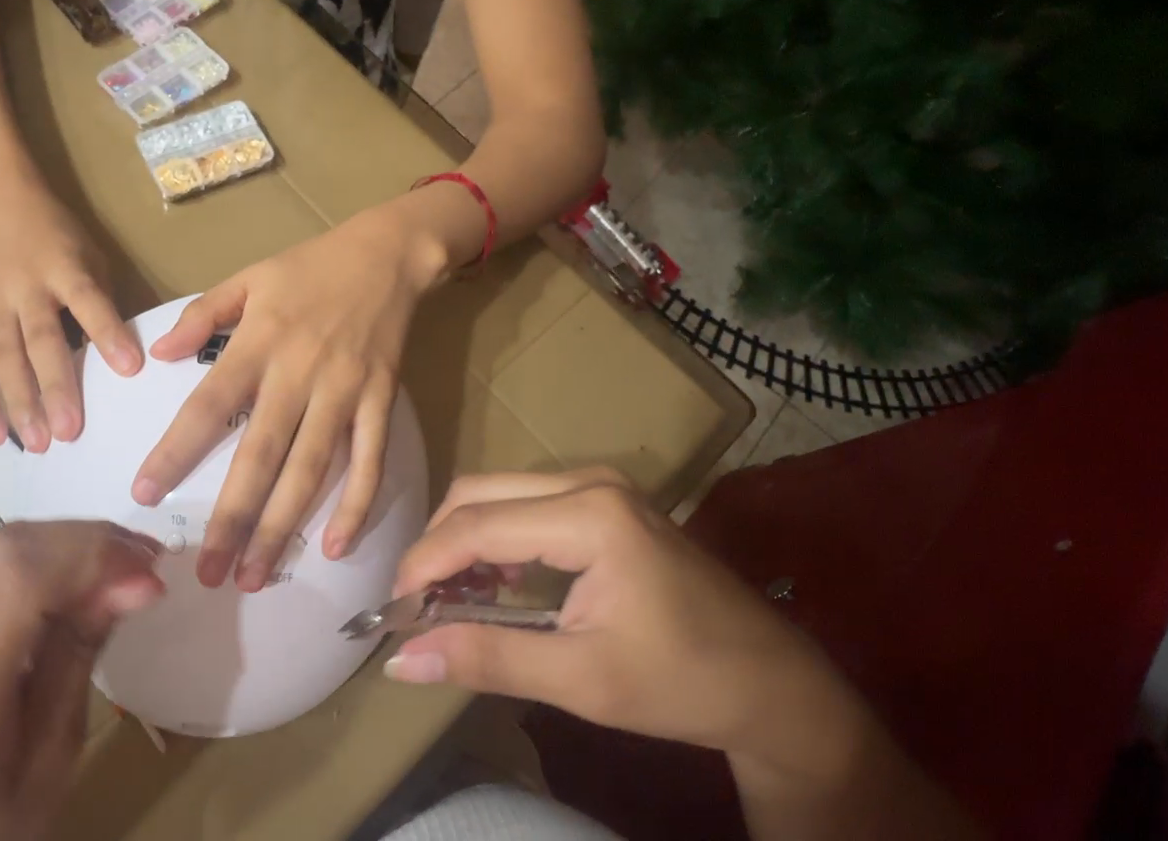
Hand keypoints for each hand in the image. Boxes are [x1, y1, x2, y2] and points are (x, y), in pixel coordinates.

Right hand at [0, 177, 141, 452]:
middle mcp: (26, 289)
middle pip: (39, 340)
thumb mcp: (89, 253)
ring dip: (19, 404)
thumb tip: (113, 353)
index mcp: (64, 268)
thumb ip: (99, 299)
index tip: (130, 369)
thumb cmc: (55, 231)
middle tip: (70, 431)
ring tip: (37, 444)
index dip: (107, 334)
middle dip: (54, 387)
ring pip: (4, 358)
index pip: (88, 302)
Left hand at [0, 521, 164, 840]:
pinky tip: (66, 576)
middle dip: (84, 543)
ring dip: (60, 545)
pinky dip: (30, 560)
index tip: (151, 571)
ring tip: (116, 562)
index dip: (89, 559)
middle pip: (3, 553)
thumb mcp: (52, 754)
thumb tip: (137, 580)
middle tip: (145, 558)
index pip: (16, 586)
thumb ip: (81, 654)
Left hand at [133, 208, 443, 591]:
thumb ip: (203, 314)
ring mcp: (345, 393)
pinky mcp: (381, 402)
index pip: (209, 406)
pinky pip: (370, 461)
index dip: (177, 451)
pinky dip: (356, 505)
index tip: (145, 494)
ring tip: (255, 575)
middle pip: (261, 456)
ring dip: (284, 527)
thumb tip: (159, 355)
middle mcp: (299, 375)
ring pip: (311, 470)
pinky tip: (337, 548)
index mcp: (259, 343)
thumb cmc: (308, 267)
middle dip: (233, 519)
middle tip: (207, 574)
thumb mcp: (248, 276)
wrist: (385, 255)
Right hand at [385, 469, 874, 778]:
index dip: (424, 564)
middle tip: (416, 603)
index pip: (476, 525)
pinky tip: (492, 583)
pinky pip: (524, 504)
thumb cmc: (682, 683)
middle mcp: (589, 483)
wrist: (774, 684)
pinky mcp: (604, 502)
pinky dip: (493, 537)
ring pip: (497, 494)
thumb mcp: (581, 679)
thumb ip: (488, 658)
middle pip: (478, 494)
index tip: (394, 608)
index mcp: (589, 516)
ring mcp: (599, 487)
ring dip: (462, 540)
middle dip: (437, 545)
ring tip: (446, 599)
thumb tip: (400, 660)